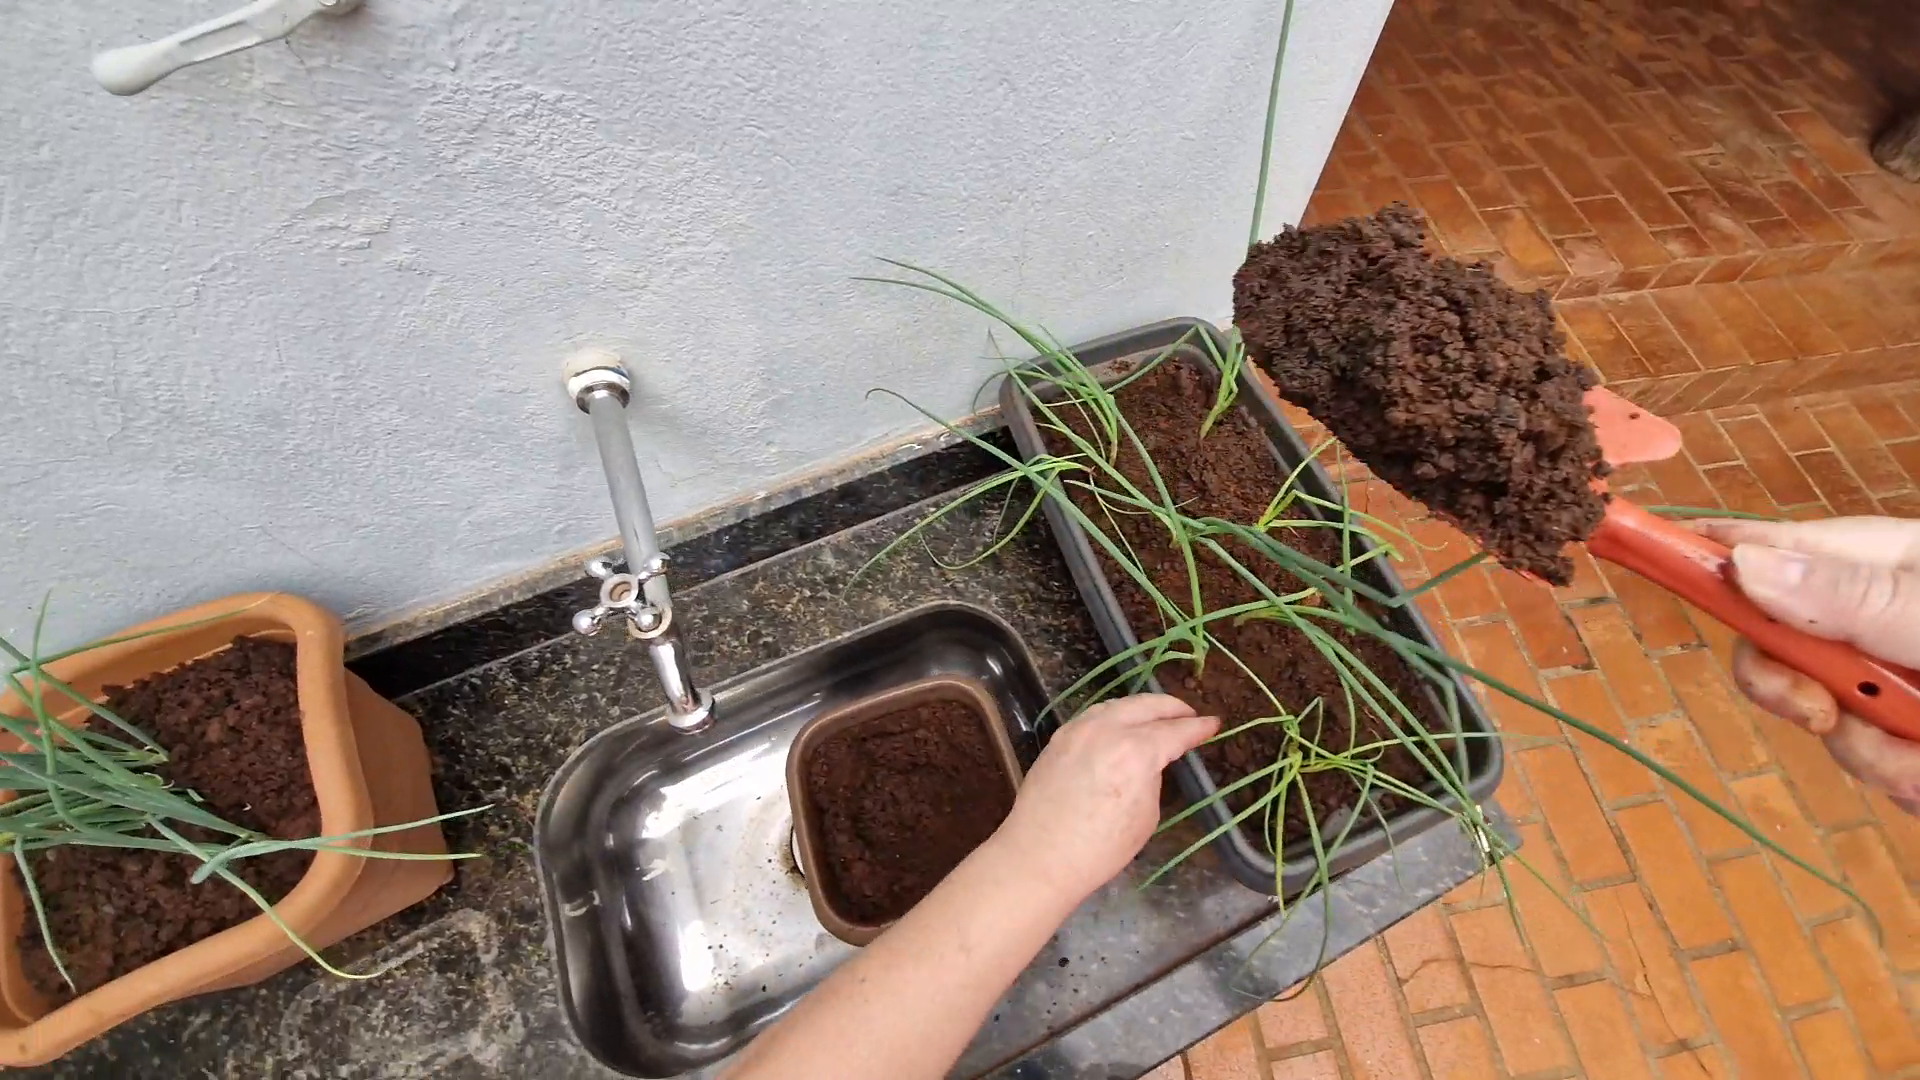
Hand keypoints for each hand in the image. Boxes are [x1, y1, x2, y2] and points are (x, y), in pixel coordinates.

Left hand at [987, 693, 1218, 903]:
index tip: (1214, 724)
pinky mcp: (1060, 735)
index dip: (1197, 728)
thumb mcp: (1145, 815)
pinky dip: (1115, 714)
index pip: (1174, 731)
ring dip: (1141, 706)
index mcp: (1135, 751)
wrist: (1041, 854)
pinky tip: (1122, 723)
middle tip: (1189, 714)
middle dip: (1171, 707)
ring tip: (1158, 715)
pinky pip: (1094, 715)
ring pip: (1117, 704)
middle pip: (1145, 705)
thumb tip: (1149, 760)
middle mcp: (1106, 729)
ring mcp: (1078, 728)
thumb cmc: (1101, 847)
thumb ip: (1151, 776)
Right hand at [1697, 516, 1919, 813]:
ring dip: (1865, 750)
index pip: (1768, 548)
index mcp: (1895, 565)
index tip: (1639, 560)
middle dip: (1786, 686)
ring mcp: (1899, 678)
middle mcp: (1884, 618)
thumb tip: (1737, 565)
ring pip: (1820, 707)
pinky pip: (1872, 756)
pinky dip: (1899, 778)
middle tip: (1818, 714)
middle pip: (1773, 639)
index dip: (1700, 555)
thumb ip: (1861, 597)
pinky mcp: (1915, 735)